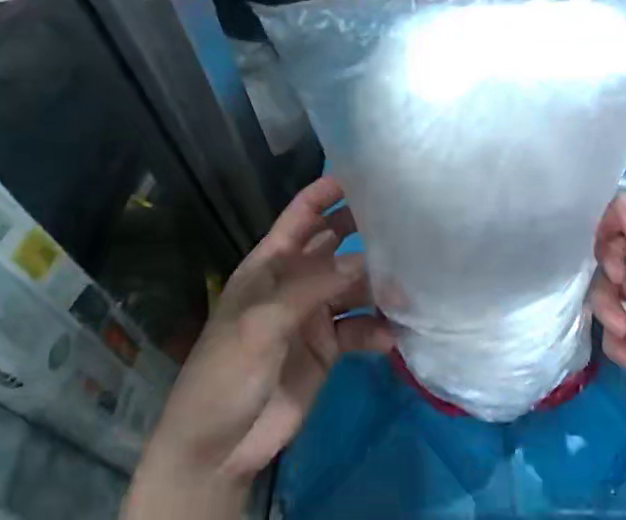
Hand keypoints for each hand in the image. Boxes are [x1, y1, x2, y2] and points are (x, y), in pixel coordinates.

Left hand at [124, 176, 392, 519]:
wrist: (215, 451)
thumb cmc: (224, 374)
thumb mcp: (260, 324)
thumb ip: (312, 286)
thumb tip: (363, 258)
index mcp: (271, 264)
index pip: (302, 214)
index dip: (329, 191)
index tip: (368, 174)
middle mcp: (297, 281)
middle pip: (336, 244)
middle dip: (366, 232)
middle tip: (407, 221)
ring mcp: (314, 314)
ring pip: (355, 285)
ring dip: (380, 285)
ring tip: (410, 287)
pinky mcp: (329, 348)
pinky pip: (360, 327)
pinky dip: (378, 329)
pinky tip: (393, 335)